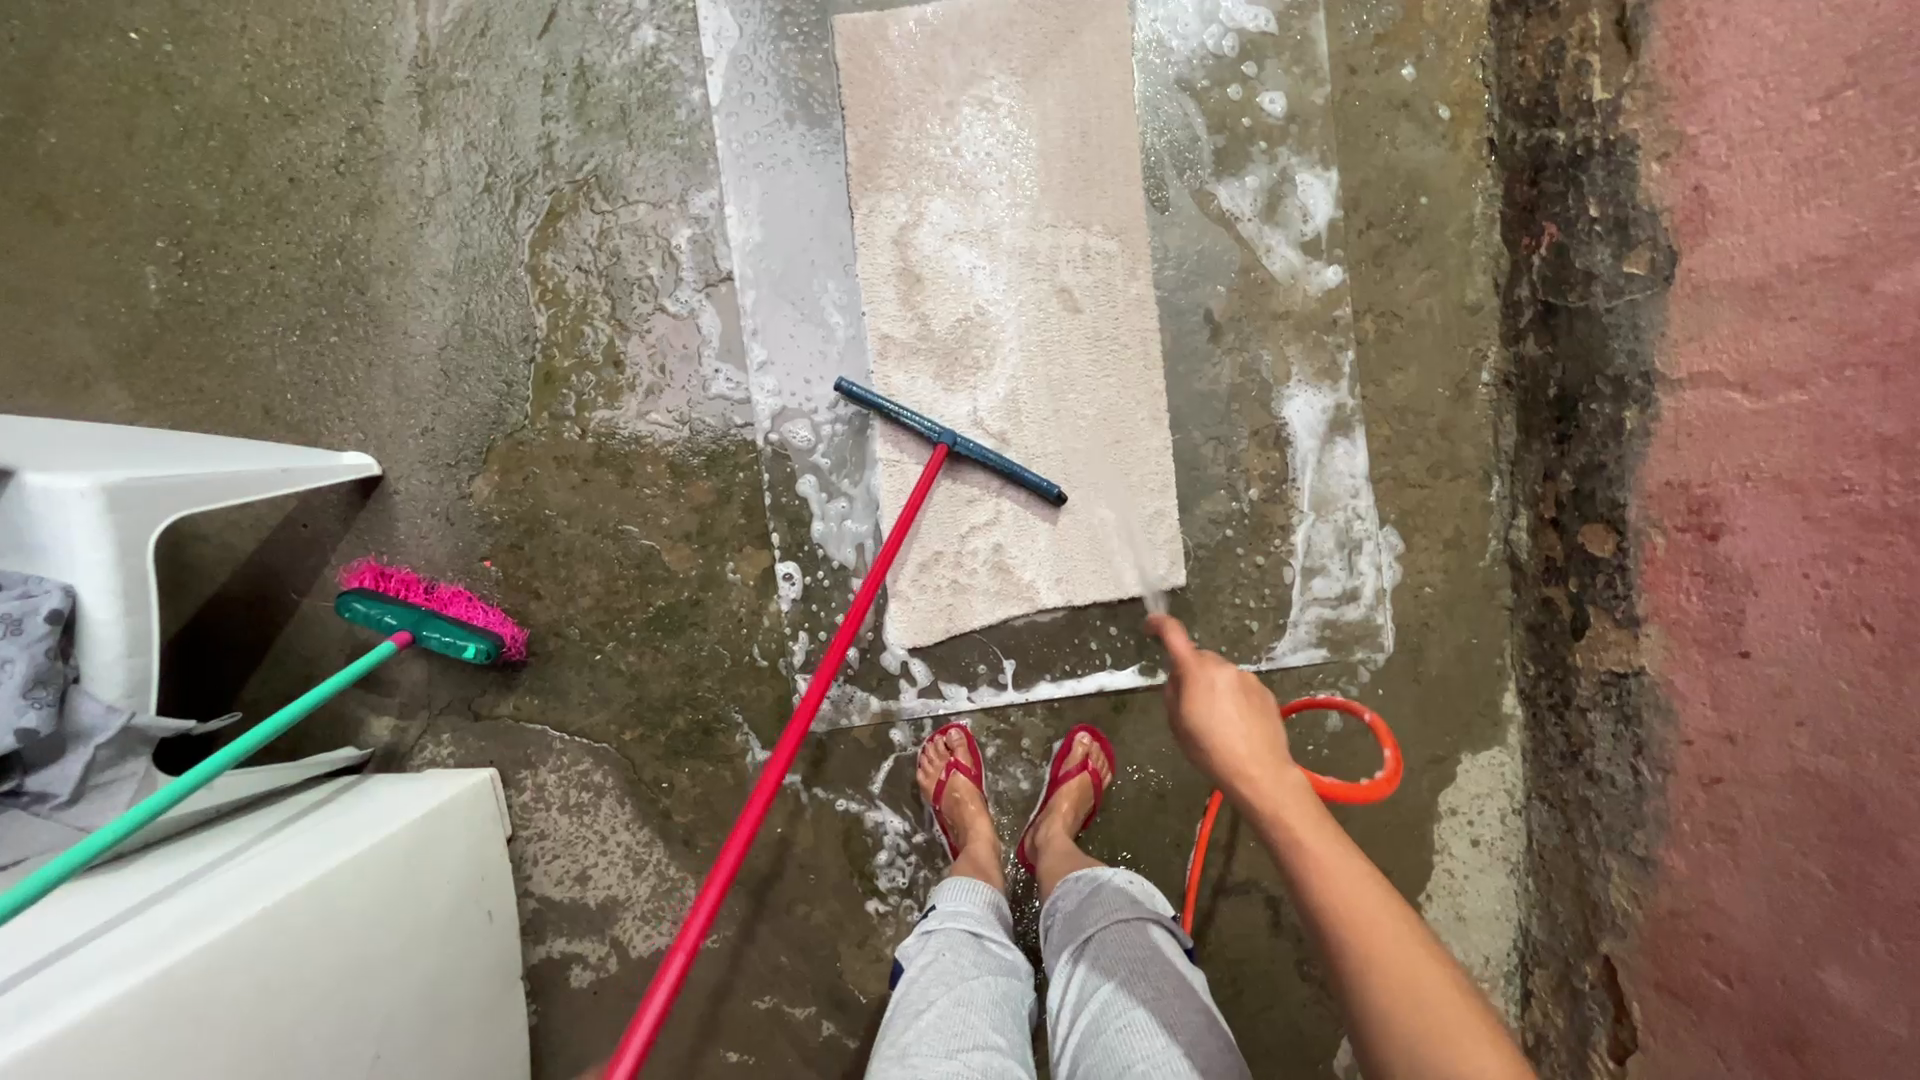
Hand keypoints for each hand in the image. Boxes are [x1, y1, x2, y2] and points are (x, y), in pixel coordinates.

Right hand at [1145, 614, 1302, 809]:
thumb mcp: (1177, 724)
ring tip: (1217, 720)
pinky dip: (1234, 698)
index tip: (1150, 626)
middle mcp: (1223, 667)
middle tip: (1190, 703)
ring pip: (1221, 674)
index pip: (1174, 634)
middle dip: (1191, 672)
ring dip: (1214, 687)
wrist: (1259, 772)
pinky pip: (1241, 687)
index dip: (1159, 624)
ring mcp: (1247, 678)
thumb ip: (1173, 692)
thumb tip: (1178, 679)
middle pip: (1200, 659)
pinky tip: (1237, 724)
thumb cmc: (1209, 751)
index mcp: (1196, 671)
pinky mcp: (1265, 691)